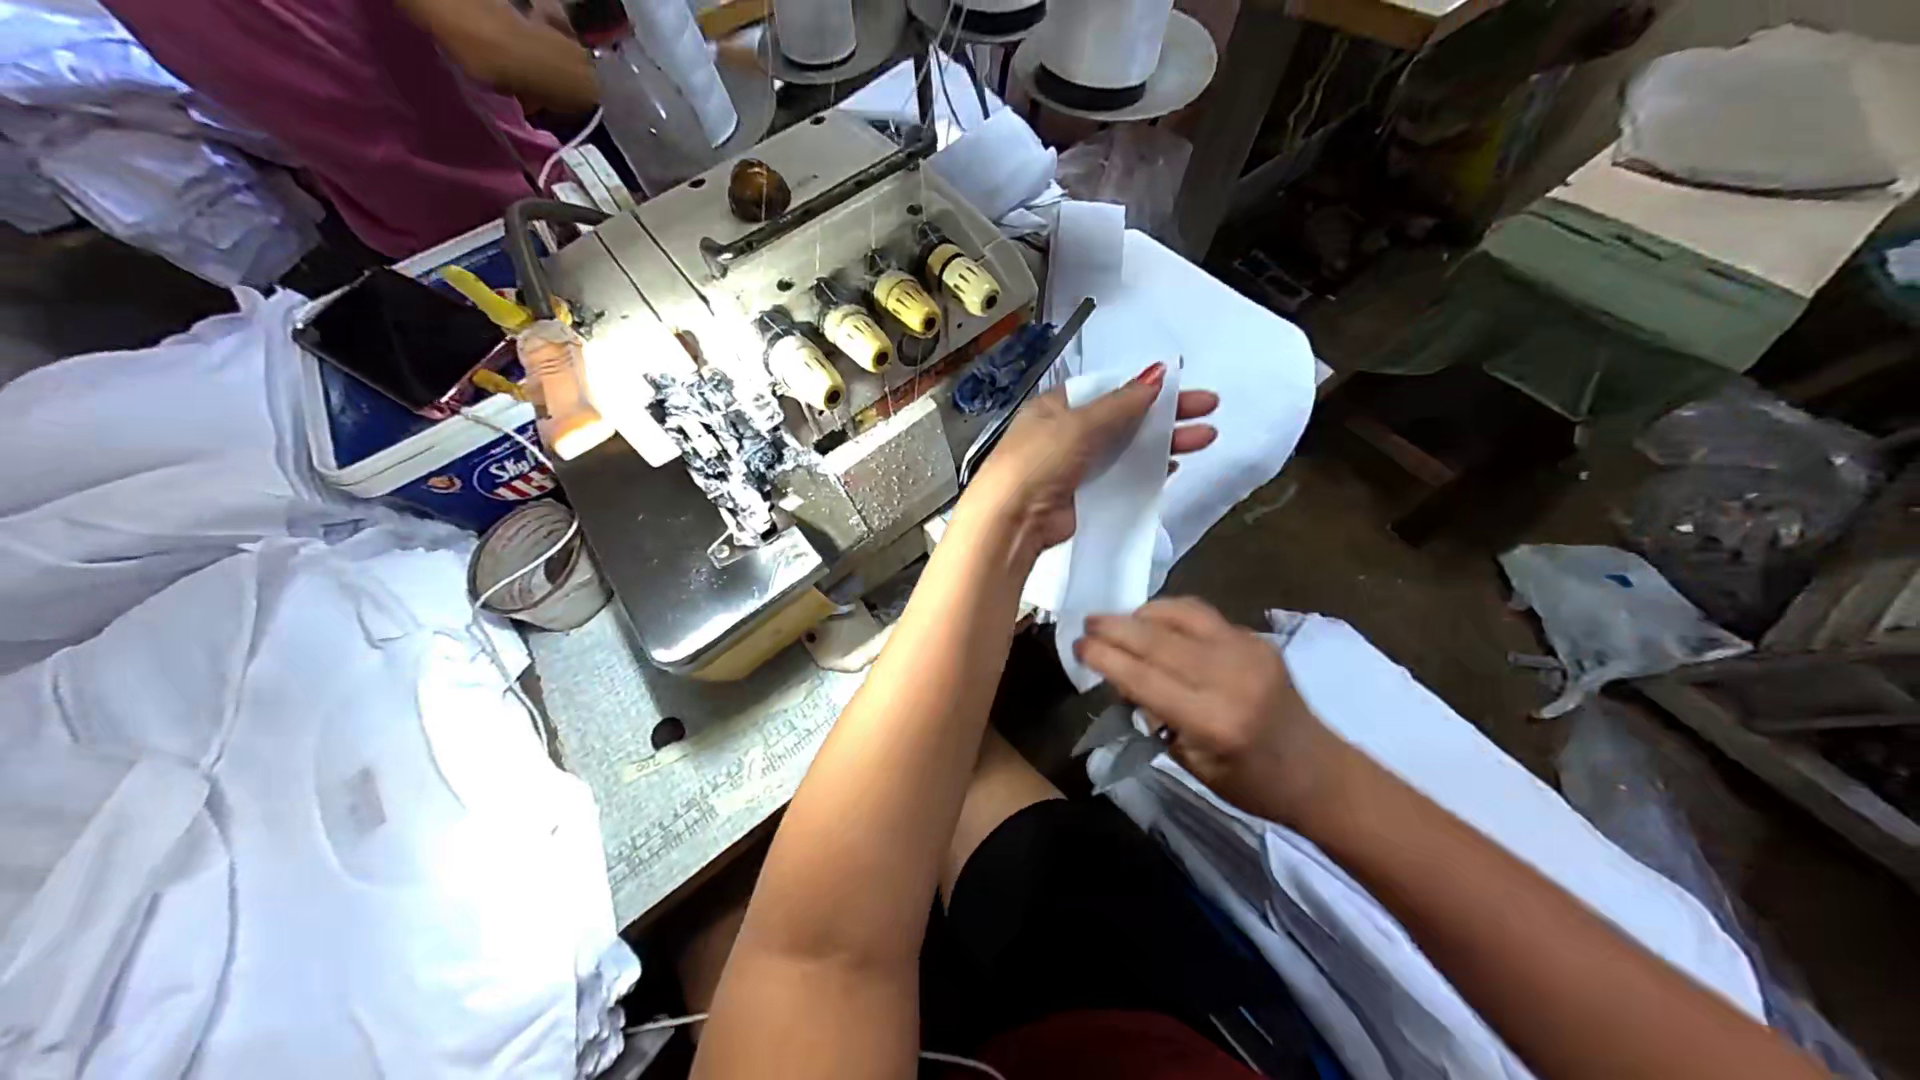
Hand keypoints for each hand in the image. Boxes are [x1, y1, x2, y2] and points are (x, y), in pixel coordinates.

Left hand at [964, 361, 1218, 554]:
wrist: (1012, 521)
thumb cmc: (1037, 462)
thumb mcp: (1079, 425)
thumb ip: (1122, 403)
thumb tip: (1157, 373)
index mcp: (1057, 407)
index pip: (1109, 391)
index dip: (1145, 388)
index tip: (1181, 386)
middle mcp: (1066, 433)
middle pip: (1125, 419)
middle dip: (1166, 414)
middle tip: (1208, 409)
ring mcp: (1076, 465)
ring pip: (1128, 448)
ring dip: (1164, 442)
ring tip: (1205, 437)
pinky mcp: (1085, 495)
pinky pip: (1122, 476)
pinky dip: (1147, 470)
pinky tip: (1173, 465)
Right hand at [1075, 597, 1346, 825]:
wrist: (1320, 772)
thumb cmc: (1251, 783)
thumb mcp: (1192, 764)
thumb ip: (1156, 717)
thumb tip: (1123, 678)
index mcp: (1214, 721)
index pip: (1145, 678)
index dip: (1106, 658)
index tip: (1079, 646)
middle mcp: (1231, 677)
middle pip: (1158, 640)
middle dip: (1115, 628)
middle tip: (1087, 624)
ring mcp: (1248, 651)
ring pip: (1180, 615)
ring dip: (1141, 614)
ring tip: (1116, 620)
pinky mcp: (1257, 639)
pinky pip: (1202, 615)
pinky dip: (1169, 614)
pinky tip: (1152, 621)